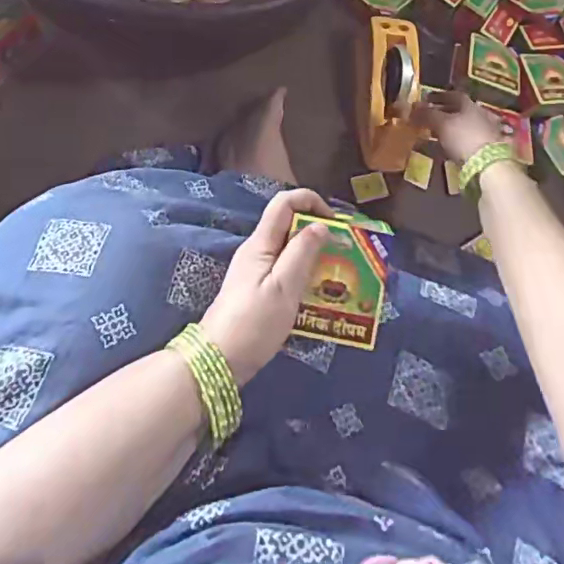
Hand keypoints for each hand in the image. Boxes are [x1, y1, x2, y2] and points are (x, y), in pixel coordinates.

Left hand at [200, 188, 333, 382]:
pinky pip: (285, 269)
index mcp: (261, 243)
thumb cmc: (254, 323)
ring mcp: (255, 270)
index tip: (336, 222)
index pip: (284, 203)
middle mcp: (257, 250)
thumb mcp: (284, 287)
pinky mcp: (258, 289)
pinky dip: (304, 273)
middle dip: (317, 230)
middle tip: (343, 251)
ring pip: (289, 248)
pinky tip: (318, 293)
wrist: (219, 360)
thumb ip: (302, 253)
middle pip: (288, 224)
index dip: (311, 202)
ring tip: (337, 273)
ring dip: (313, 254)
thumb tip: (321, 225)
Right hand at [416, 89, 513, 165]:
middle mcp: (480, 116)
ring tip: (433, 133)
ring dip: (448, 128)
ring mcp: (485, 133)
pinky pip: (465, 141)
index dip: (439, 96)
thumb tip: (414, 108)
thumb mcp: (442, 123)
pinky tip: (445, 147)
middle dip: (443, 112)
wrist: (488, 165)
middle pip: (459, 111)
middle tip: (428, 116)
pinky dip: (454, 142)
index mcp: (470, 105)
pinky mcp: (486, 150)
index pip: (454, 95)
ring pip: (462, 127)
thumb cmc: (464, 137)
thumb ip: (428, 114)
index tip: (426, 98)